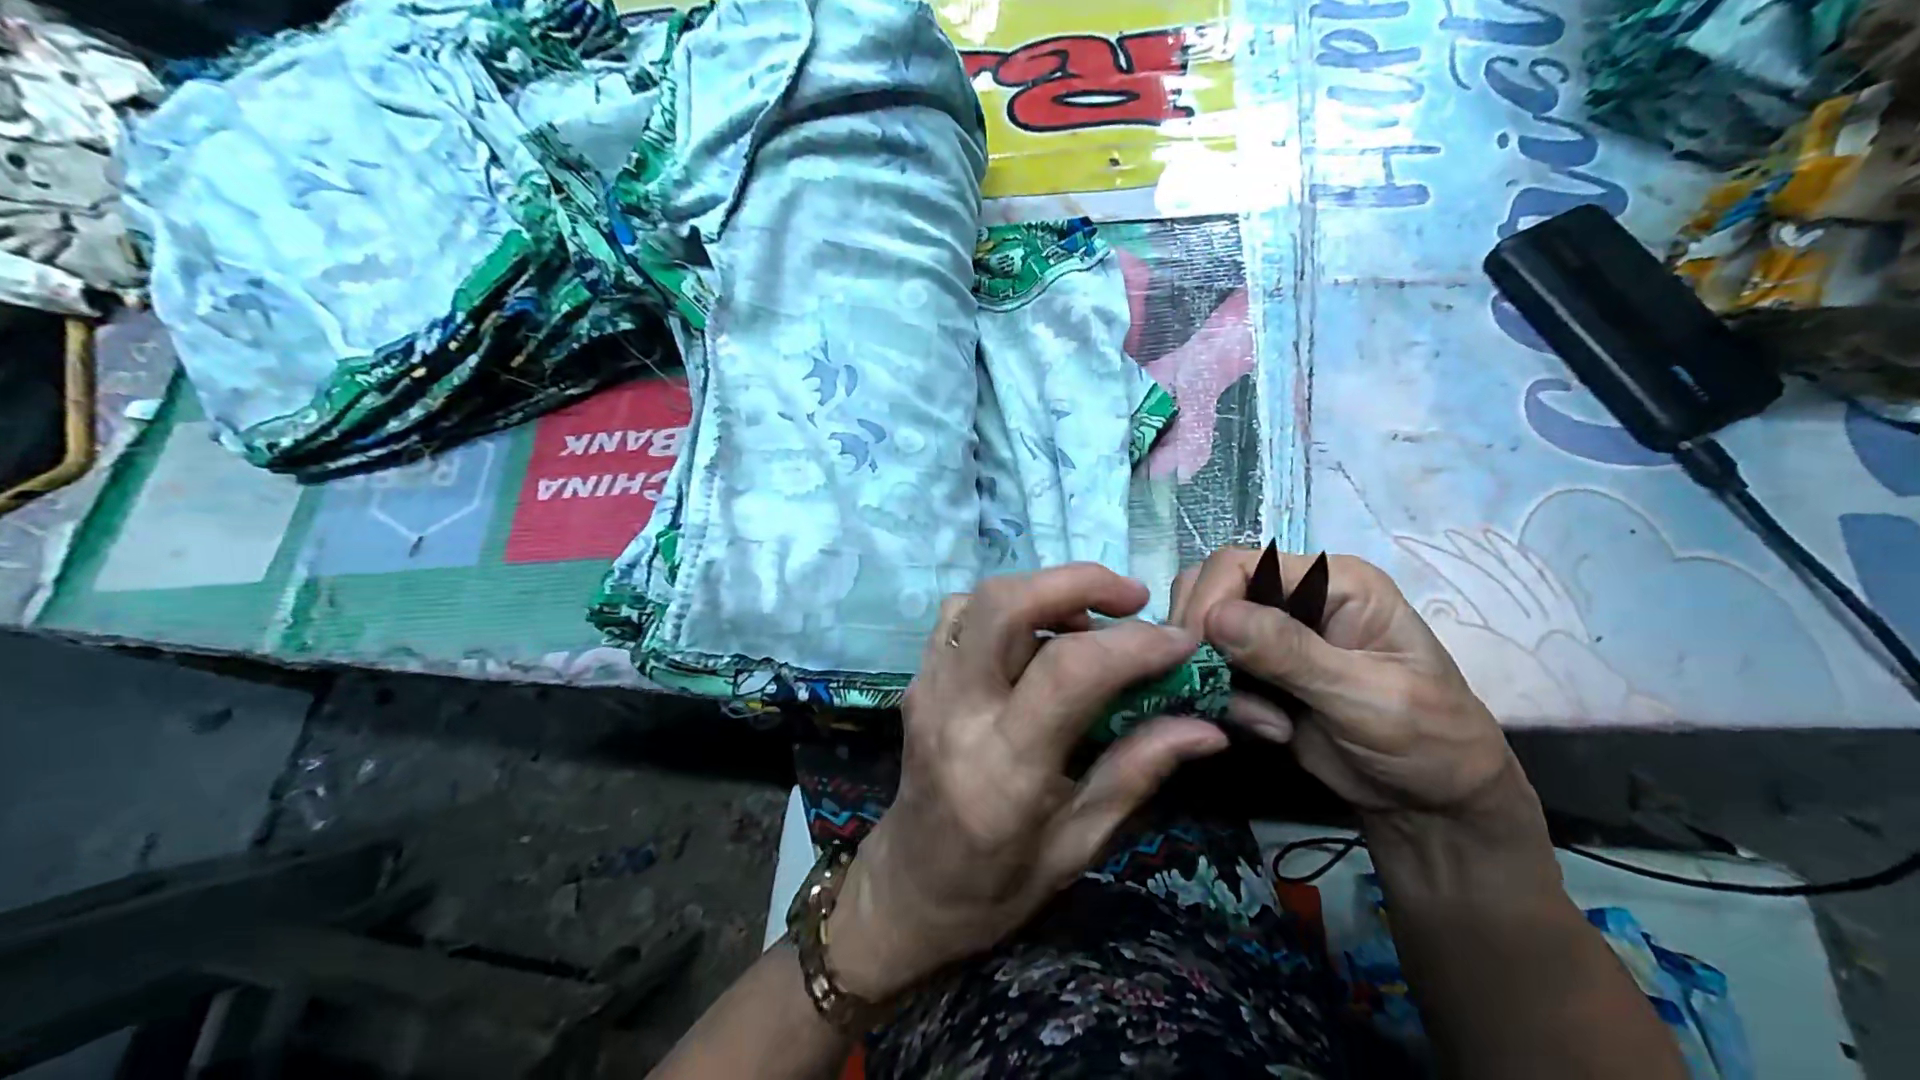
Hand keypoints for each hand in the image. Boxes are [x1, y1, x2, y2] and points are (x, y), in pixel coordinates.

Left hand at [826, 564, 1227, 1000]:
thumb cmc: (997, 885)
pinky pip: (961, 617)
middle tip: (1133, 599)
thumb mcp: (1079, 845)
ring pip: (980, 600)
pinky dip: (1008, 608)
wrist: (910, 889)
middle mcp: (956, 713)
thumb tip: (1206, 726)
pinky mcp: (917, 681)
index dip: (1133, 644)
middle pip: (1004, 604)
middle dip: (1076, 582)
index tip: (1180, 643)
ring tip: (1092, 621)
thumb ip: (1137, 772)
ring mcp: (927, 689)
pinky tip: (1039, 638)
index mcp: (1003, 769)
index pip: (1068, 671)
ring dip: (1043, 592)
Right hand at [1169, 549, 1517, 821]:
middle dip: (1203, 642)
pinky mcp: (1257, 673)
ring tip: (1260, 721)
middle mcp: (1296, 598)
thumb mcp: (1366, 697)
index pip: (1238, 565)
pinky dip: (1220, 700)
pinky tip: (1264, 730)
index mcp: (1332, 582)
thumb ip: (1291, 654)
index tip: (1197, 656)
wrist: (1433, 804)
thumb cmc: (1427, 740)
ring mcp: (1272, 637)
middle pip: (1210, 591)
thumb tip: (1215, 616)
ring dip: (1213, 678)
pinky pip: (1210, 671)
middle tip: (1219, 690)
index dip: (1208, 603)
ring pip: (1202, 632)